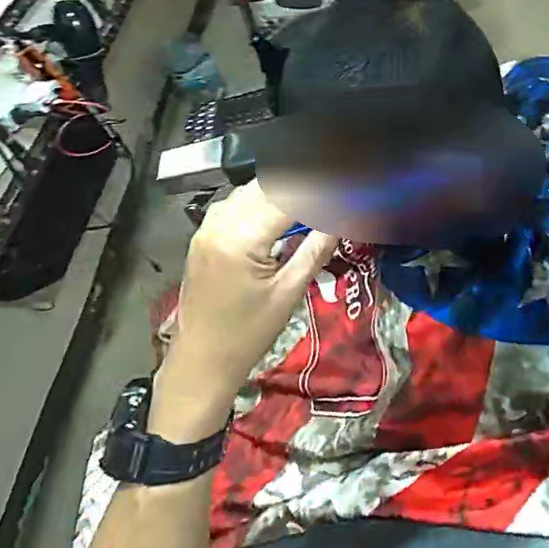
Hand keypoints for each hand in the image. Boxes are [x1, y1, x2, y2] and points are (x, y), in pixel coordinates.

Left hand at [151, 182, 337, 438]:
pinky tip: (284, 212)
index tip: (348, 189)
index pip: (290, 195)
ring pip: (253, 189)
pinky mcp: (204, 235)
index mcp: (241, 238)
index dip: (322, 189)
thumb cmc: (248, 335)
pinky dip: (264, 199)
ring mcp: (207, 228)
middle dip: (306, 186)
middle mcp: (220, 223)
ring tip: (315, 201)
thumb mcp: (290, 292)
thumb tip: (344, 217)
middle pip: (270, 185)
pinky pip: (237, 202)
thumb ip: (316, 247)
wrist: (200, 362)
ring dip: (285, 189)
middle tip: (335, 195)